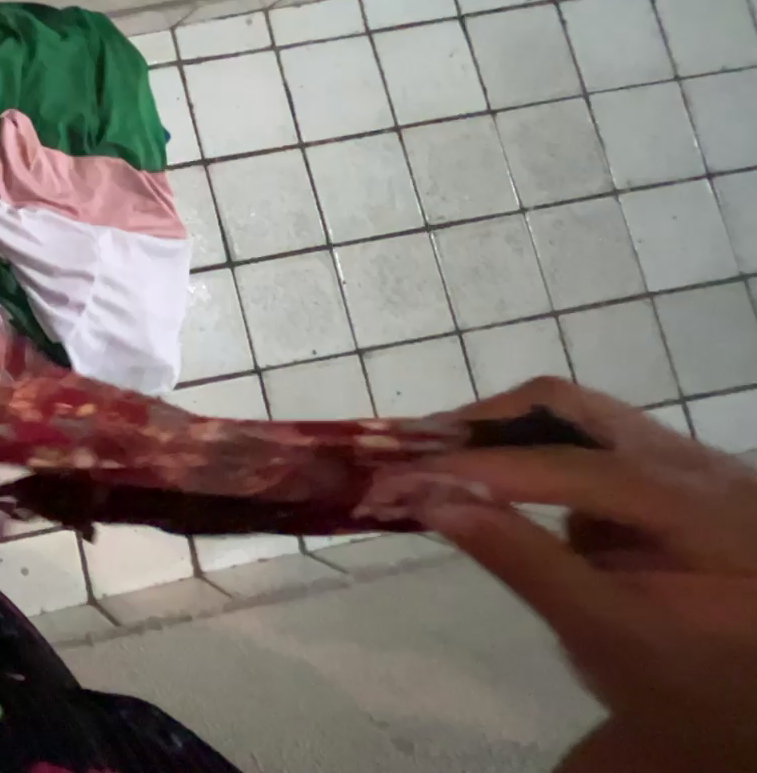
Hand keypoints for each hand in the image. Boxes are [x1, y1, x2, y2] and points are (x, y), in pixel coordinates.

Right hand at [383, 376, 756, 769]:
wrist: (743, 706)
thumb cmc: (681, 682)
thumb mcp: (606, 635)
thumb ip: (522, 561)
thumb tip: (427, 499)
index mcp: (707, 514)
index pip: (567, 467)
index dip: (471, 467)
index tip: (391, 480)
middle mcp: (702, 469)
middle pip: (564, 408)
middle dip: (477, 427)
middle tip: (414, 459)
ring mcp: (684, 463)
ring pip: (564, 411)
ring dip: (490, 433)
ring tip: (440, 466)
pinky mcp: (659, 470)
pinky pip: (572, 432)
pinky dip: (513, 446)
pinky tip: (485, 480)